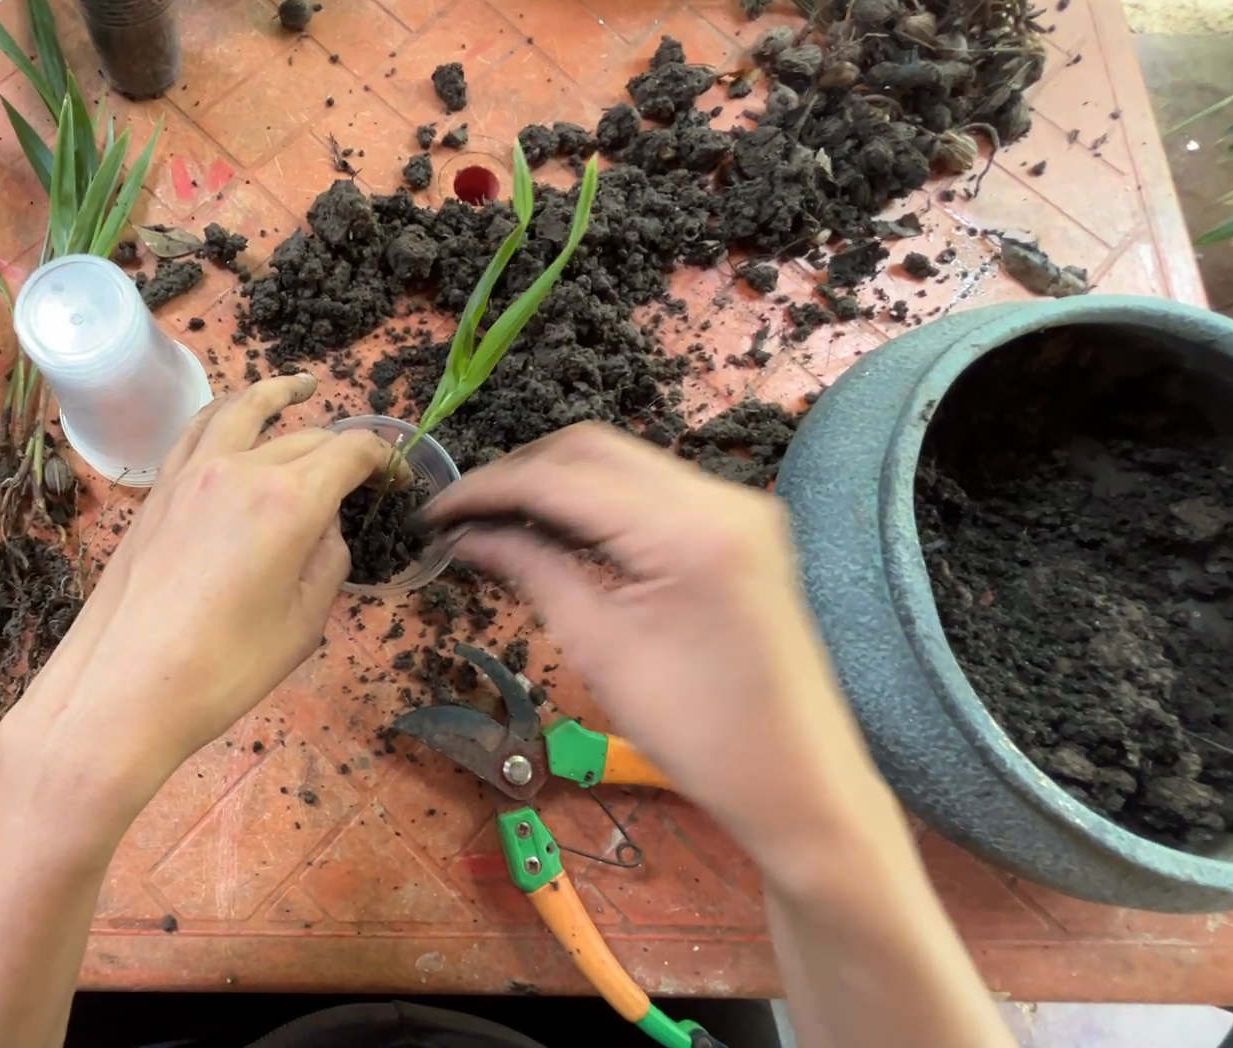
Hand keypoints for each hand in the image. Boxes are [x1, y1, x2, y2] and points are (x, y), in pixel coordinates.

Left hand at [0, 374, 390, 812]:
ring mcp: (192, 471)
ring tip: (303, 387)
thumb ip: (327, 560)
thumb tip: (324, 526)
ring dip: (279, 394)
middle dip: (343, 448)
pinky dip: (227, 412)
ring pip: (244, 409)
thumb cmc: (224, 668)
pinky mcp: (160, 487)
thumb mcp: (304, 623)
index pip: (351, 453)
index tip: (398, 476)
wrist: (123, 687)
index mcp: (289, 501)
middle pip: (306, 436)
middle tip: (360, 471)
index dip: (385, 459)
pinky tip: (232, 417)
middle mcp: (241, 468)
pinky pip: (198, 429)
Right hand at [419, 422, 896, 873]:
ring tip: (496, 520)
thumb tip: (465, 535)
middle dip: (516, 474)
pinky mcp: (732, 524)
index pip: (559, 480)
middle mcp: (717, 496)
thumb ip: (528, 568)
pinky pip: (642, 488)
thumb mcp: (595, 646)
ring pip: (614, 461)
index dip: (486, 489)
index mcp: (686, 530)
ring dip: (550, 483)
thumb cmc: (695, 731)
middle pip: (589, 450)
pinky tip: (551, 527)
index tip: (434, 511)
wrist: (798, 782)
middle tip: (464, 514)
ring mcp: (732, 505)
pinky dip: (588, 500)